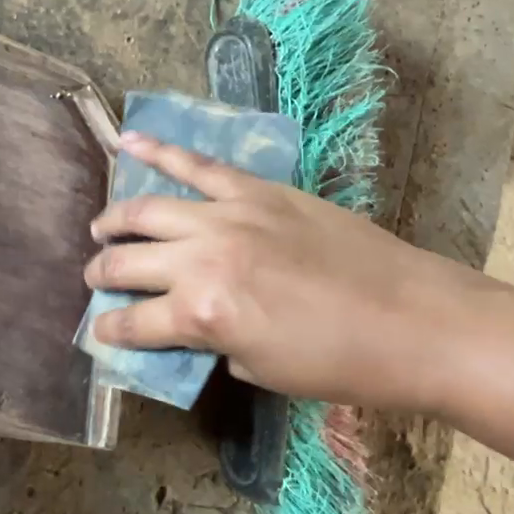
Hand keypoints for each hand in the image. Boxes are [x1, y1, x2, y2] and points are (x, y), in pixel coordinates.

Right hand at [83, 132, 490, 412]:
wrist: (418, 320)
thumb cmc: (341, 363)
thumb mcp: (260, 370)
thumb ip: (212, 341)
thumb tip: (190, 326)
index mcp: (201, 314)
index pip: (132, 322)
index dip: (108, 330)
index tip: (99, 331)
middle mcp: (200, 259)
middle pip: (127, 262)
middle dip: (101, 273)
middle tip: (94, 278)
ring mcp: (227, 216)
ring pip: (147, 209)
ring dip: (114, 220)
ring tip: (99, 228)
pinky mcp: (255, 191)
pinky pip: (197, 165)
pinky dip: (159, 151)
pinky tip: (128, 143)